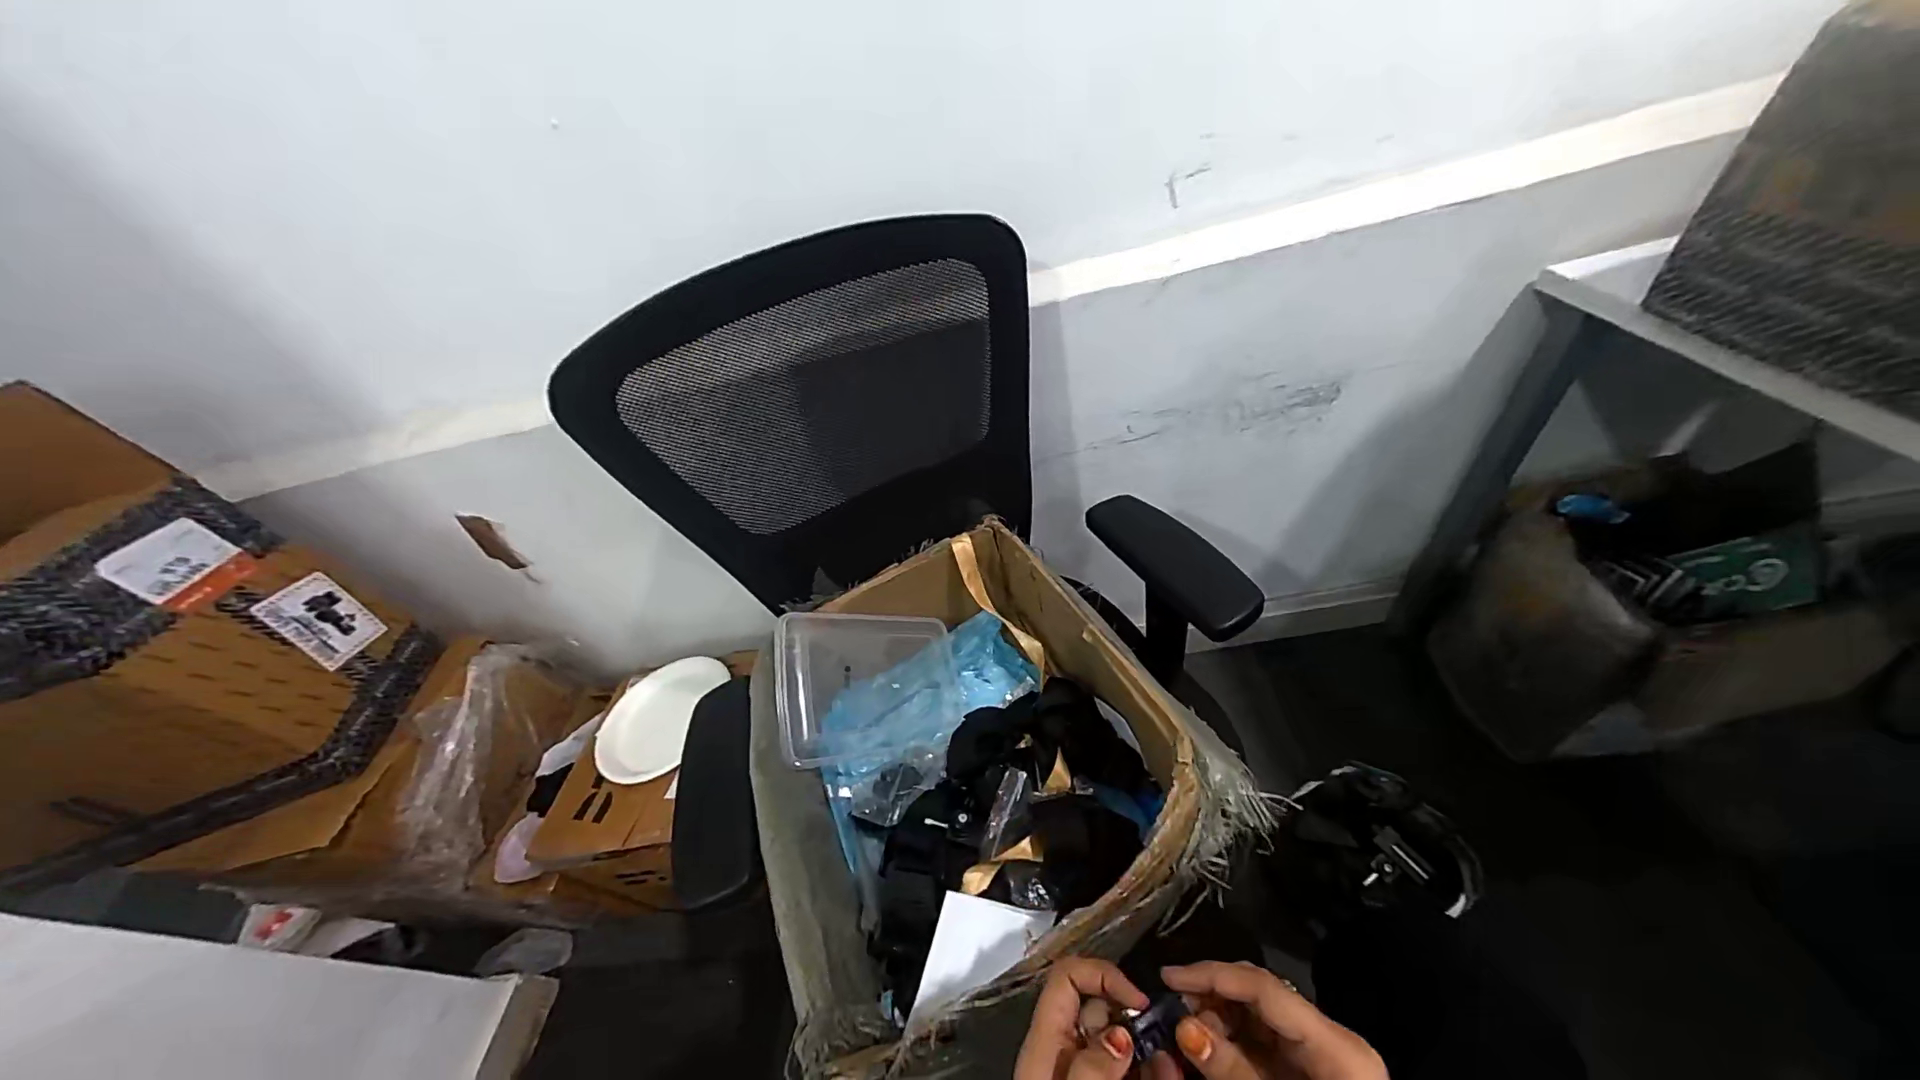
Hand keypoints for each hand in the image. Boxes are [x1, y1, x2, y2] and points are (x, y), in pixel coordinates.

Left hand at [1014, 957, 1176, 1079]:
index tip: (1141, 1000)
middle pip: (1100, 1007)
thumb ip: (1092, 1067)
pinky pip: (1125, 1068)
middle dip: (1136, 1015)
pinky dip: (1148, 1070)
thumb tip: (1122, 1035)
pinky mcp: (1096, 1079)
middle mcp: (1063, 1045)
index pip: (1068, 974)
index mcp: (1046, 1036)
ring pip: (1117, 1039)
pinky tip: (1166, 1073)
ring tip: (1172, 1064)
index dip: (1105, 974)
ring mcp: (1081, 1066)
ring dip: (1148, 1046)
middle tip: (1169, 1038)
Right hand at [1160, 962, 1386, 1079]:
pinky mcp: (1312, 1070)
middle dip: (1211, 997)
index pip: (1263, 986)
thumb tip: (1183, 1027)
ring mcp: (1323, 1054)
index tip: (1166, 978)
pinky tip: (1208, 1050)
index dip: (1211, 974)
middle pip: (1260, 994)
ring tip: (1184, 1036)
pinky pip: (1265, 1039)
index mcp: (1335, 1046)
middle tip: (1171, 1012)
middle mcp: (1331, 1038)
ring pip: (1258, 1014)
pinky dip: (1233, 1040)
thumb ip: (1232, 1072)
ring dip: (1217, 1018)